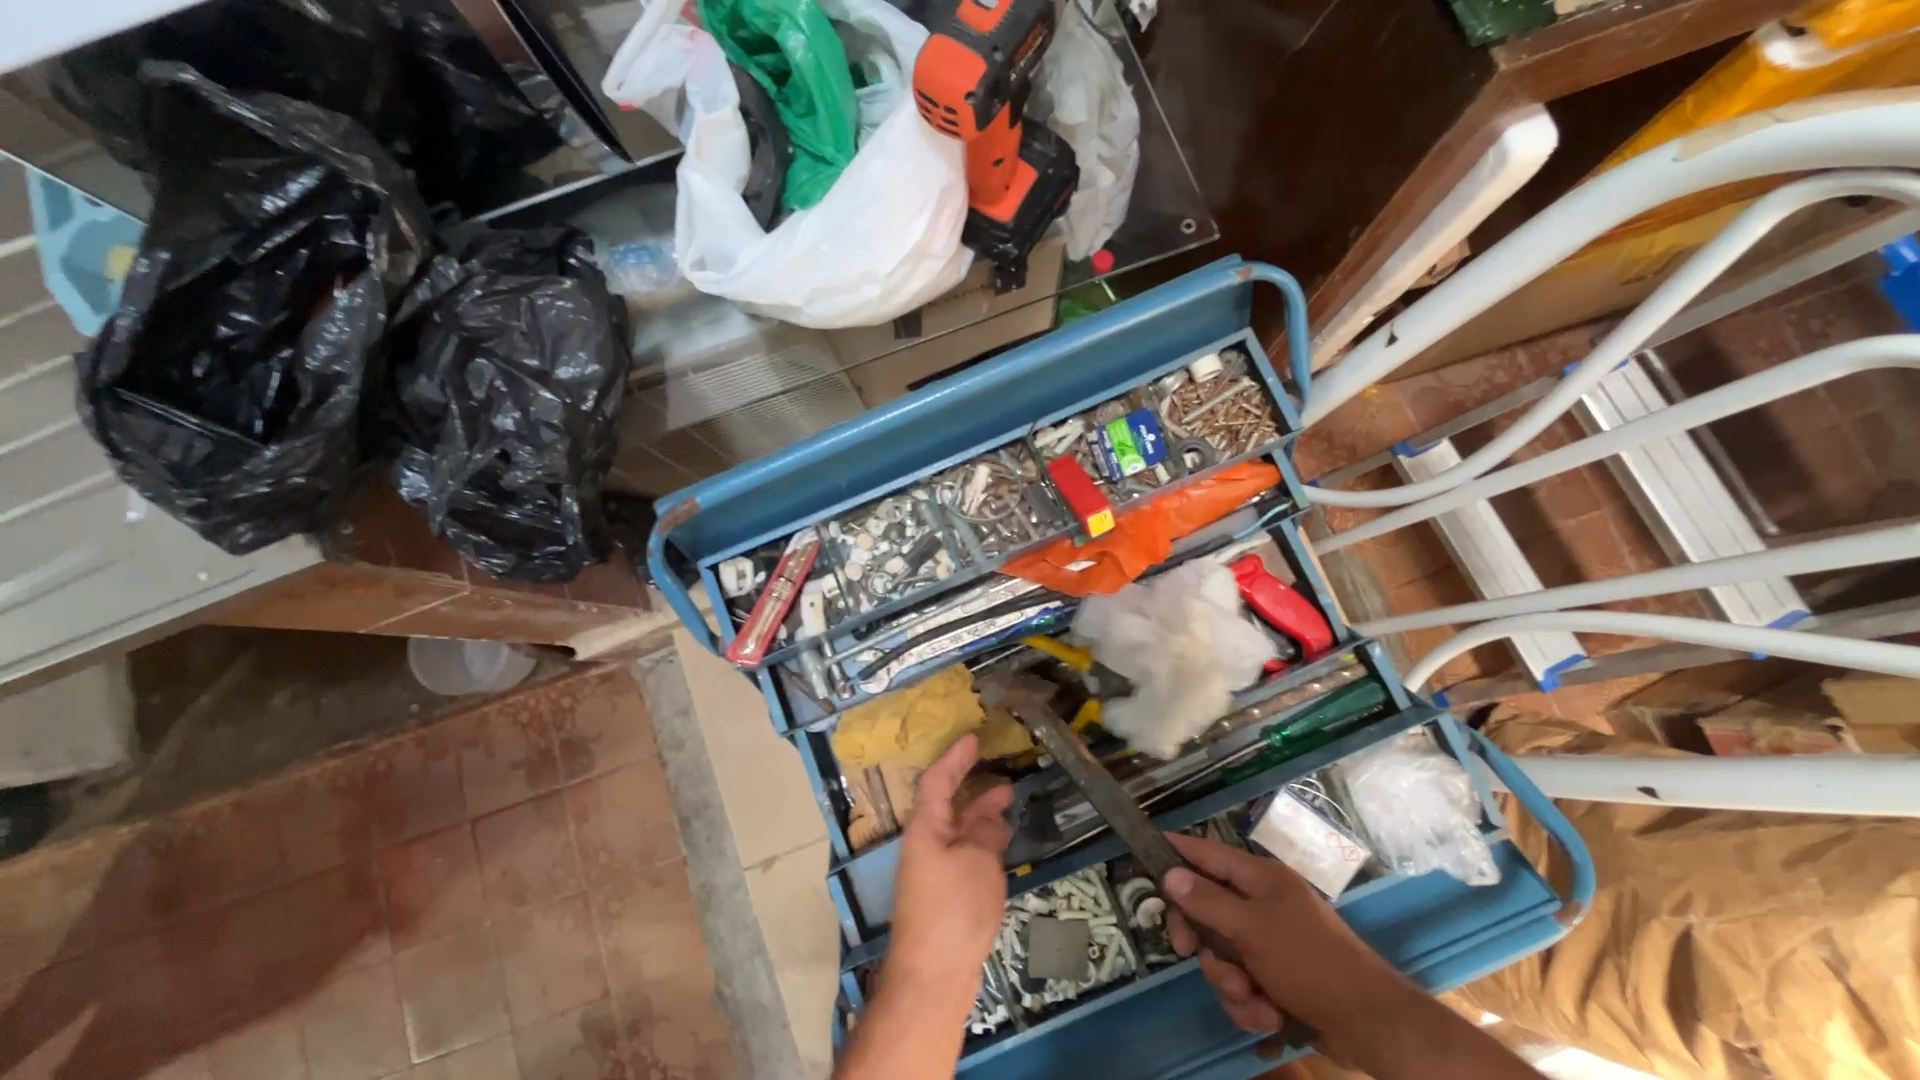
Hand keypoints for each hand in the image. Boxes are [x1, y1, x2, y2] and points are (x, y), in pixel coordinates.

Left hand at [887, 734, 1014, 994]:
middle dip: (971, 786)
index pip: (937, 780)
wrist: (934, 974)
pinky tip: (1001, 846)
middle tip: (1000, 771)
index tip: (972, 738)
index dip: (954, 758)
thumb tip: (990, 815)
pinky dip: (983, 843)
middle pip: (946, 805)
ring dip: (981, 815)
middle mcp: (924, 845)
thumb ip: (984, 832)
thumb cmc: (953, 908)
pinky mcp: (944, 896)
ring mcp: (933, 872)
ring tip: (1009, 803)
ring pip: (958, 832)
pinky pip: (963, 855)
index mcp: (924, 828)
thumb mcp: (977, 861)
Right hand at [1162, 832, 1404, 1039]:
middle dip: (1202, 943)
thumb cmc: (1309, 962)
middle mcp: (1263, 906)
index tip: (1149, 845)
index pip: (1209, 853)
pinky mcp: (1276, 979)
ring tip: (1254, 1000)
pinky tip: (1270, 1017)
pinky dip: (1250, 1004)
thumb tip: (1171, 873)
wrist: (1368, 1023)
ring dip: (1230, 984)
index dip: (1179, 849)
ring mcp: (1270, 944)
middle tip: (1188, 953)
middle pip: (1206, 911)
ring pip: (1221, 957)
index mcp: (1261, 880)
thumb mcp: (1251, 929)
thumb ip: (1207, 901)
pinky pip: (1241, 985)